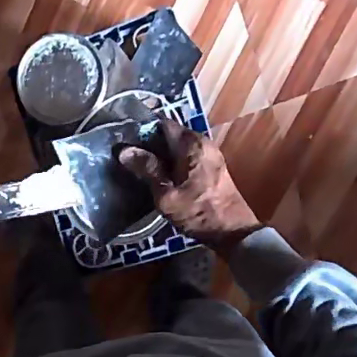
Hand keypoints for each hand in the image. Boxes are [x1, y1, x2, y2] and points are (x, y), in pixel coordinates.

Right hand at [119, 120, 260, 252]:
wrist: (232, 232)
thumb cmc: (199, 213)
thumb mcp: (167, 195)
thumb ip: (147, 170)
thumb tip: (125, 151)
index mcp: (193, 144)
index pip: (162, 124)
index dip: (142, 130)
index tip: (124, 140)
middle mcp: (203, 143)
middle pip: (169, 135)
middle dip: (149, 143)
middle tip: (126, 156)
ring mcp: (209, 155)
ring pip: (177, 148)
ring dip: (159, 155)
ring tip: (137, 166)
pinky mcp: (210, 168)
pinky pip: (185, 158)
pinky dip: (171, 163)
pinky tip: (157, 176)